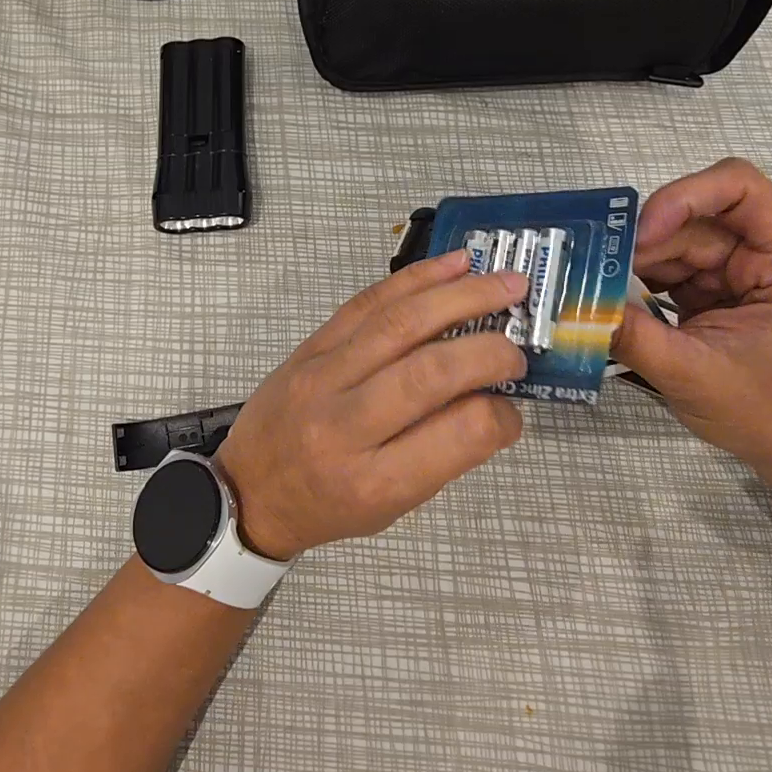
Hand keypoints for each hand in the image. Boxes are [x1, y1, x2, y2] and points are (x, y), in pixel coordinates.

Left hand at [214, 253, 529, 560]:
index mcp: (374, 481)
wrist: (249, 488)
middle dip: (489, 348)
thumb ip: (443, 452)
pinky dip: (414, 280)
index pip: (457, 435)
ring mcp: (321, 377)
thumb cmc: (328, 505)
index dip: (501, 415)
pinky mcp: (310, 345)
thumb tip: (495, 396)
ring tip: (506, 282)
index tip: (513, 405)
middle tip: (523, 338)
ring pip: (399, 323)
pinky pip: (367, 303)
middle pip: (429, 372)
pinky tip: (453, 266)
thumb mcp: (391, 505)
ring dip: (460, 296)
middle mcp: (344, 425)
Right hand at [613, 158, 771, 483]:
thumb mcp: (694, 376)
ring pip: (674, 241)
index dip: (685, 197)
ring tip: (600, 293)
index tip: (641, 235)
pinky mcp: (713, 290)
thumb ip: (633, 337)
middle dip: (645, 240)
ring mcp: (737, 271)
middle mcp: (765, 253)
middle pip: (695, 215)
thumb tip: (574, 306)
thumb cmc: (768, 414)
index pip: (740, 188)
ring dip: (634, 265)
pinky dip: (637, 283)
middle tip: (598, 274)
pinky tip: (614, 303)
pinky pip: (667, 269)